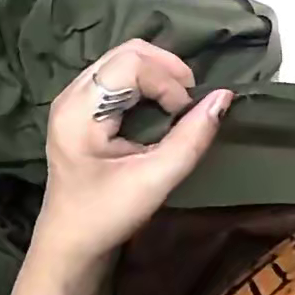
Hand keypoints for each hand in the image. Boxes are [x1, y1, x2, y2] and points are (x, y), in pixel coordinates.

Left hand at [37, 39, 232, 272]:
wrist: (69, 243)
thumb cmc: (106, 215)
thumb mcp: (154, 181)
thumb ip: (190, 139)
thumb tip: (224, 97)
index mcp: (79, 110)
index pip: (130, 64)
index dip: (166, 80)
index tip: (184, 113)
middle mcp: (71, 94)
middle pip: (125, 52)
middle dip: (165, 67)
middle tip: (189, 99)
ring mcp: (72, 97)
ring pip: (121, 58)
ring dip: (157, 72)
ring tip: (178, 101)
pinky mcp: (80, 106)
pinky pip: (116, 74)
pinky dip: (145, 80)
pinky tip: (159, 104)